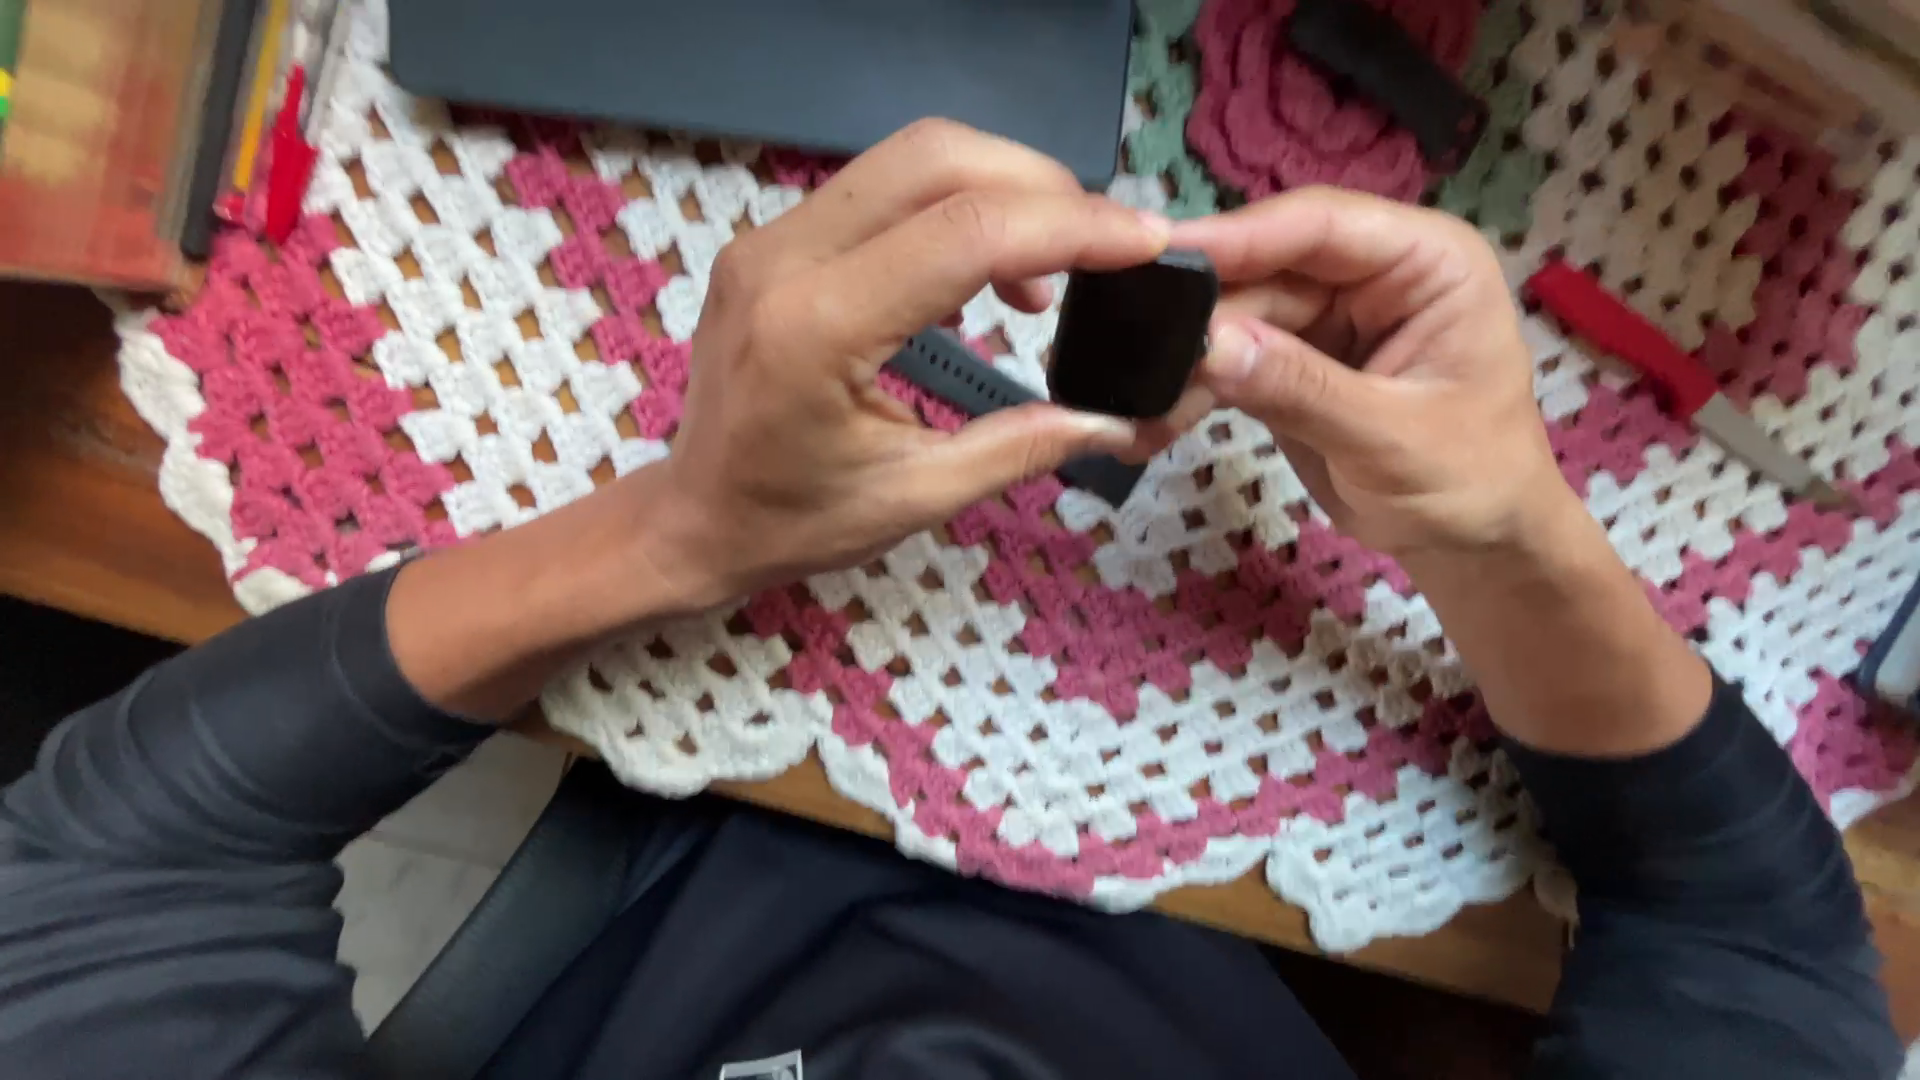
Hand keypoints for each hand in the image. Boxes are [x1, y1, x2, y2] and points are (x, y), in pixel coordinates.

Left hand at [640, 120, 1176, 607]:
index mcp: (818, 327)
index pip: (966, 233)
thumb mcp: (913, 499)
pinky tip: (983, 274)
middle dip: (1043, 188)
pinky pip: (879, 190)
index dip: (1071, 225)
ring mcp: (769, 238)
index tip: (1146, 242)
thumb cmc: (794, 522)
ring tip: (1051, 267)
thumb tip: (1112, 418)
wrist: (692, 518)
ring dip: (1000, 189)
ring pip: (908, 158)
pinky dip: (952, 209)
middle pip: (938, 158)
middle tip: (1105, 248)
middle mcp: (785, 256)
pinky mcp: (772, 242)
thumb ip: (1017, 447)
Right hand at [1172, 187, 1577, 558]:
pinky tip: (1158, 415)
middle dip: (1203, 309)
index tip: (1162, 255)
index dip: (1240, 238)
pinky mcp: (1288, 366)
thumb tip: (1211, 345)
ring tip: (1141, 397)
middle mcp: (1365, 278)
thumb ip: (1302, 389)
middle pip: (1264, 272)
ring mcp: (1322, 323)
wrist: (1467, 540)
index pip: (1320, 228)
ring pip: (1235, 319)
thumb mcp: (1389, 436)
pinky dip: (1195, 388)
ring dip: (1189, 357)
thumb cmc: (1465, 480)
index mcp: (1421, 263)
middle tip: (1129, 341)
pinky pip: (1229, 363)